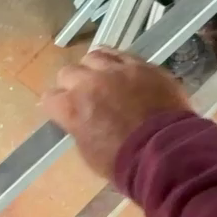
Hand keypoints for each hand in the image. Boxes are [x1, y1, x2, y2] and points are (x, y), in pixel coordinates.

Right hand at [41, 49, 193, 177]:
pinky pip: (120, 54)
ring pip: (93, 56)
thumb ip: (79, 129)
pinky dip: (116, 61)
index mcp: (71, 108)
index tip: (63, 112)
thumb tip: (80, 121)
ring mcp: (116, 70)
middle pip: (68, 72)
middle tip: (84, 96)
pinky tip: (121, 69)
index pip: (50, 98)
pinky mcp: (141, 65)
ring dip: (93, 68)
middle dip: (72, 84)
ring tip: (102, 77)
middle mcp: (88, 82)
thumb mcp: (89, 153)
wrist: (166, 152)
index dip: (56, 106)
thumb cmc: (124, 162)